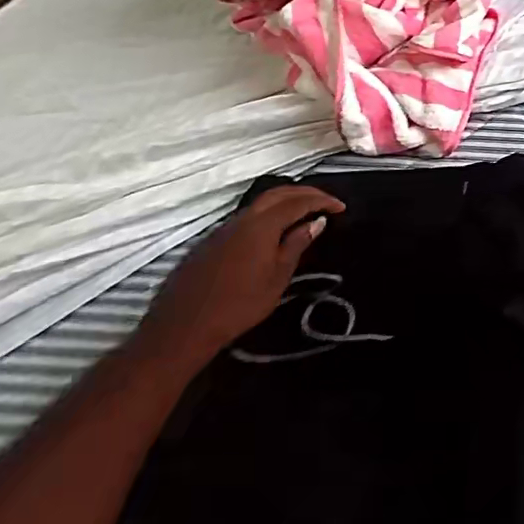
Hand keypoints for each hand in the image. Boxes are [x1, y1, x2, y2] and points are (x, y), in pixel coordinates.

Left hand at [136, 185, 345, 365]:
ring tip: (304, 213)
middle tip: (325, 202)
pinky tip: (273, 231)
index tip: (341, 208)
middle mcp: (241, 220)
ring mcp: (222, 230)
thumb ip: (297, 244)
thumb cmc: (239, 305)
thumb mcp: (278, 277)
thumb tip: (316, 221)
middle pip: (276, 194)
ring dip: (285, 201)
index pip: (297, 202)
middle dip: (304, 193)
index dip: (322, 201)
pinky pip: (246, 217)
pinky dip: (267, 214)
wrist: (182, 329)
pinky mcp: (210, 243)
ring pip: (259, 204)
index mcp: (261, 226)